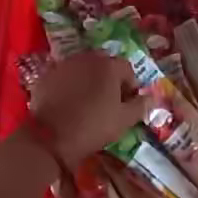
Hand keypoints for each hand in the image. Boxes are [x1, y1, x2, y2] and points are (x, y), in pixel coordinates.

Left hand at [27, 51, 146, 163]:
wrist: (51, 138)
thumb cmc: (94, 127)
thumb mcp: (124, 120)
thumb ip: (140, 106)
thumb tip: (151, 98)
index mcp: (108, 66)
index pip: (127, 69)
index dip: (130, 85)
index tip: (127, 103)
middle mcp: (86, 59)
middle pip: (104, 65)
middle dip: (109, 80)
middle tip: (108, 101)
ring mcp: (64, 65)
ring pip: (83, 69)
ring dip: (89, 80)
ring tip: (88, 101)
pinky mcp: (46, 76)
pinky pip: (64, 77)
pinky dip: (69, 85)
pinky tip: (68, 103)